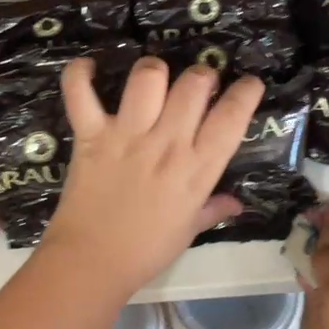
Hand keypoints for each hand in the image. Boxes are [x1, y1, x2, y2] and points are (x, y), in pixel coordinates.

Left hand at [38, 57, 262, 293]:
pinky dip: (80, 73)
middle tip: (195, 86)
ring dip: (154, 70)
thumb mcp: (189, 230)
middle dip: (201, 76)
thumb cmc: (145, 250)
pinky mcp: (91, 134)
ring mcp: (127, 135)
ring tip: (153, 80)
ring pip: (148, 76)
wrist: (91, 261)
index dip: (245, 92)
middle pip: (194, 83)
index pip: (232, 116)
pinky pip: (82, 92)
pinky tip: (89, 66)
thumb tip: (236, 203)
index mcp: (197, 169)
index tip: (248, 84)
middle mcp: (167, 144)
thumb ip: (213, 209)